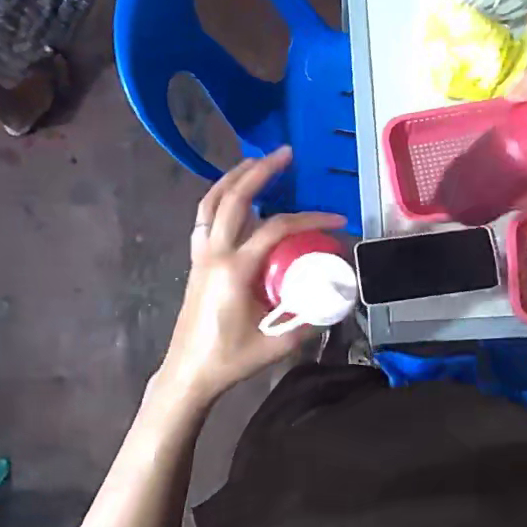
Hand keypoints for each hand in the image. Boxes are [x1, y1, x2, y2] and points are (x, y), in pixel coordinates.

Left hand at [153, 148, 346, 406]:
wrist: (189, 373)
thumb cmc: (230, 359)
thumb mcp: (277, 343)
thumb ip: (309, 318)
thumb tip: (337, 298)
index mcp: (234, 270)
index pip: (275, 229)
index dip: (309, 219)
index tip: (336, 220)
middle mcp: (214, 254)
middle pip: (234, 199)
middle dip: (260, 171)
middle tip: (284, 154)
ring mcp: (201, 255)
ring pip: (211, 203)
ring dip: (234, 178)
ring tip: (256, 162)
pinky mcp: (197, 262)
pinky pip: (205, 218)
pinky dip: (220, 198)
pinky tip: (235, 196)